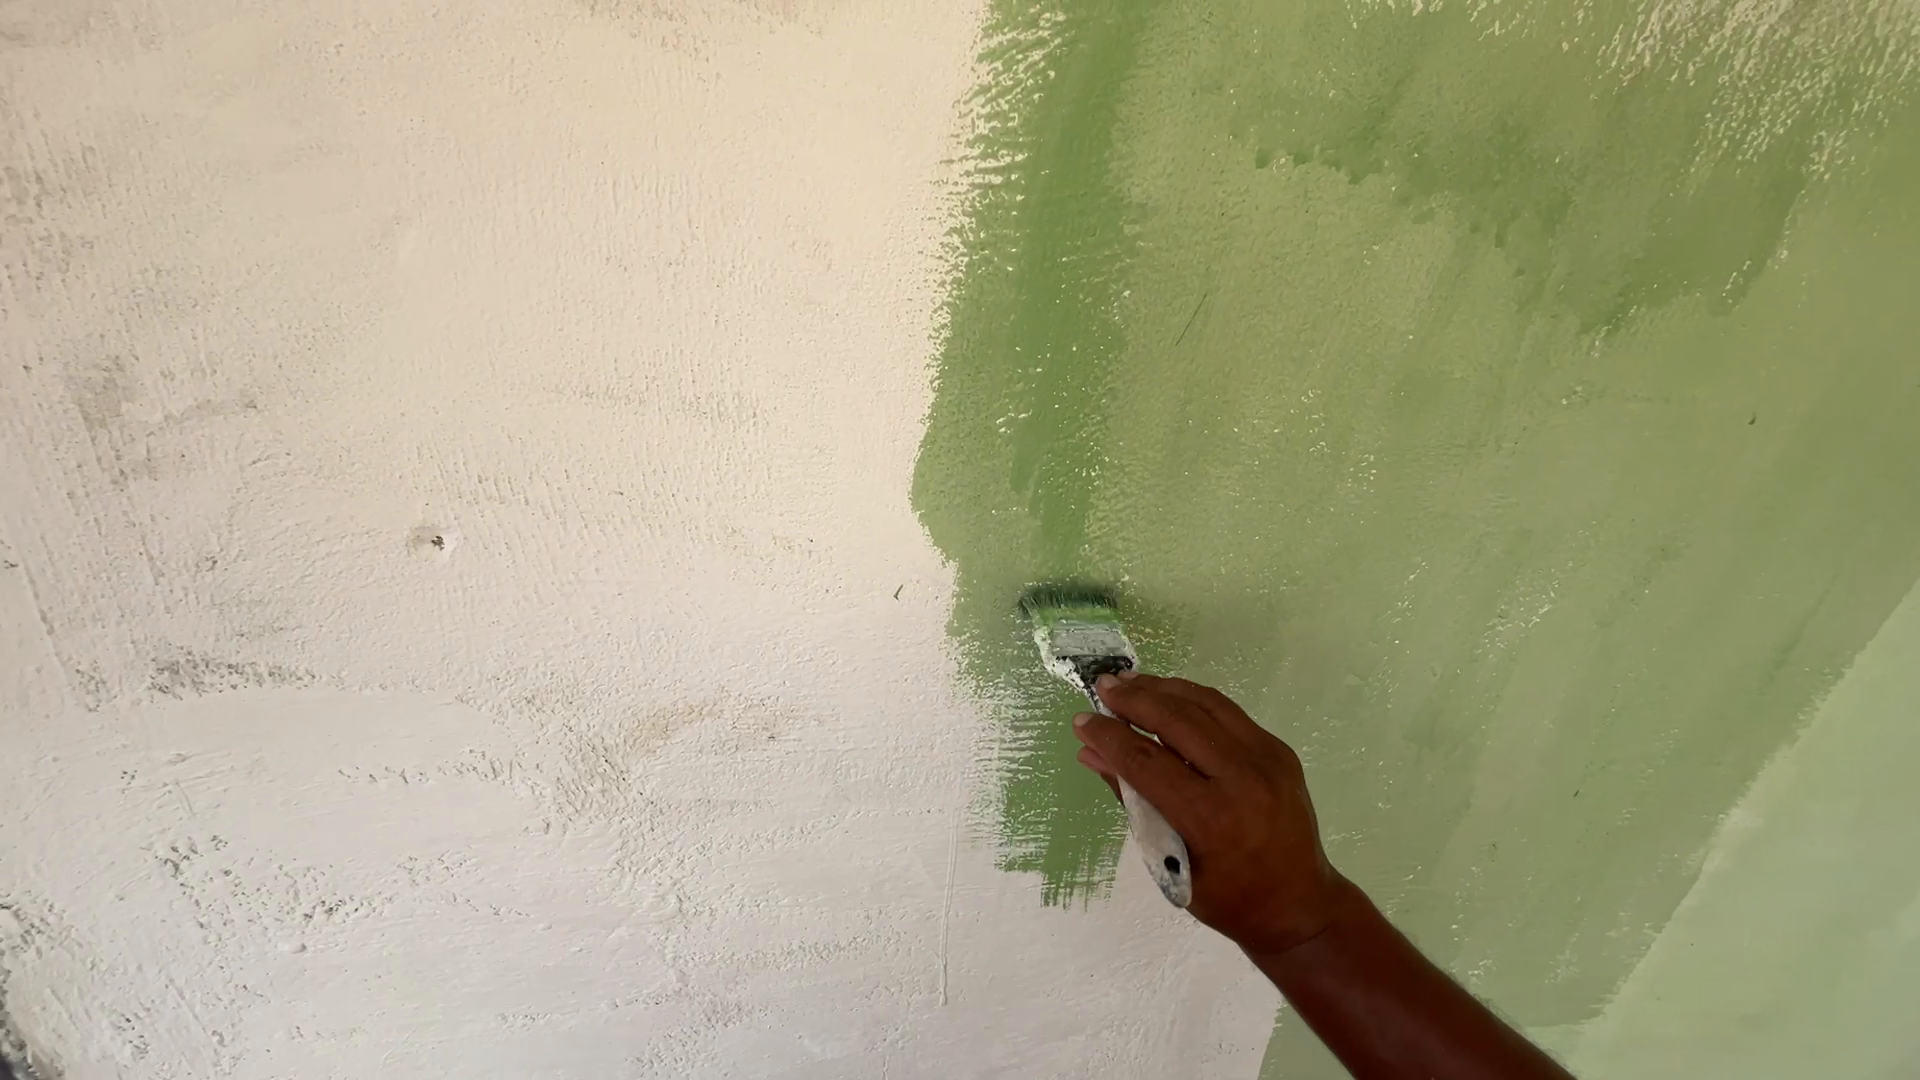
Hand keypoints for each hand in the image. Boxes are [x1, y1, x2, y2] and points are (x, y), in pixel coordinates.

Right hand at [1072, 672, 1347, 956]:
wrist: (1300, 905)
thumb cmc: (1226, 897)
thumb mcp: (1168, 860)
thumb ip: (1131, 799)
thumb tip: (1089, 752)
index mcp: (1211, 818)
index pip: (1147, 762)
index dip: (1110, 736)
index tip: (1082, 721)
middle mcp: (1243, 780)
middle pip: (1176, 721)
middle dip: (1133, 700)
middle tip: (1101, 686)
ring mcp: (1267, 759)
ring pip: (1204, 703)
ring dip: (1161, 688)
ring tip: (1127, 681)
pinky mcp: (1278, 749)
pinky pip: (1226, 711)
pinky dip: (1190, 697)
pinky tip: (1165, 694)